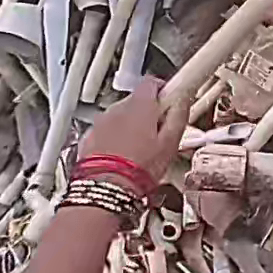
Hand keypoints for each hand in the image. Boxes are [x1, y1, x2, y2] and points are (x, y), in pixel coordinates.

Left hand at [77, 77, 188, 192]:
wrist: (105, 190)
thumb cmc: (137, 169)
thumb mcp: (170, 143)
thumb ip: (179, 115)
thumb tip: (183, 101)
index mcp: (139, 105)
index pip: (153, 82)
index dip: (165, 90)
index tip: (172, 101)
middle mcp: (117, 108)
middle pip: (137, 100)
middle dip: (148, 112)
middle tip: (159, 134)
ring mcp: (101, 122)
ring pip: (121, 117)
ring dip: (131, 127)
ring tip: (141, 150)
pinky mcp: (90, 137)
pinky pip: (107, 131)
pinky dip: (114, 139)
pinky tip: (123, 157)